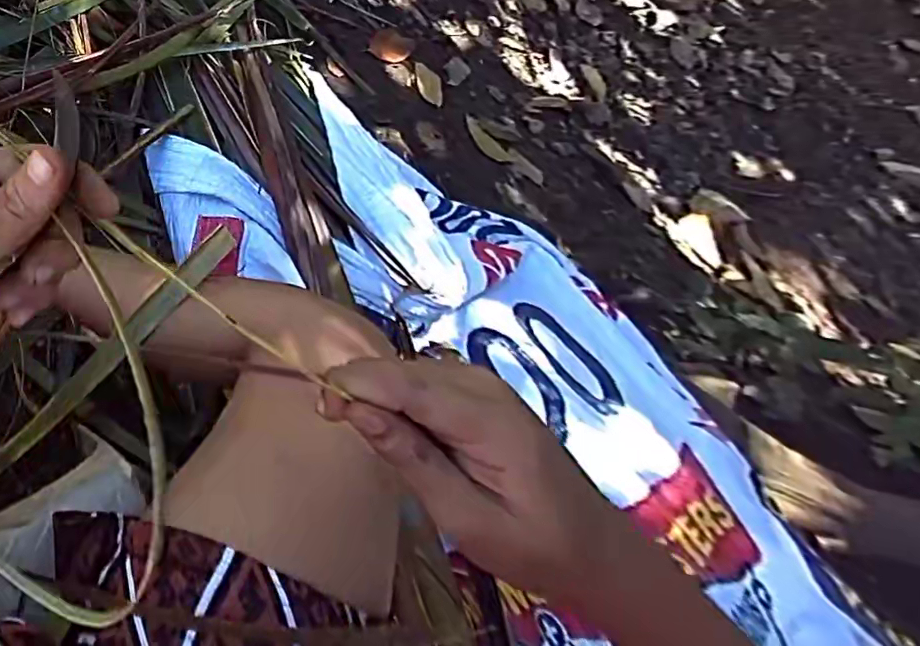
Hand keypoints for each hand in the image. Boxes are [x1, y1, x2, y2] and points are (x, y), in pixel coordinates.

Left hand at [0, 145, 116, 390]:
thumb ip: (17, 207)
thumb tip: (57, 155)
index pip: (37, 163)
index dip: (75, 183)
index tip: (107, 215)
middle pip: (46, 206)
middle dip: (50, 246)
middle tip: (35, 281)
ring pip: (41, 241)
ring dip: (38, 276)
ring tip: (12, 306)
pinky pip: (27, 269)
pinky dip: (27, 291)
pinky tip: (10, 314)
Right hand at [317, 356, 647, 609]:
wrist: (597, 548)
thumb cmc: (535, 546)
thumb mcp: (468, 519)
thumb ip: (411, 460)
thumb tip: (356, 410)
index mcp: (485, 417)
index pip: (403, 381)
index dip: (354, 383)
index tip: (321, 406)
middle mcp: (479, 383)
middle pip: (399, 370)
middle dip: (357, 387)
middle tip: (331, 419)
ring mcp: (478, 380)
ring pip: (403, 370)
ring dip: (373, 391)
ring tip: (362, 427)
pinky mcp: (474, 386)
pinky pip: (418, 378)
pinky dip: (393, 394)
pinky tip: (393, 423)